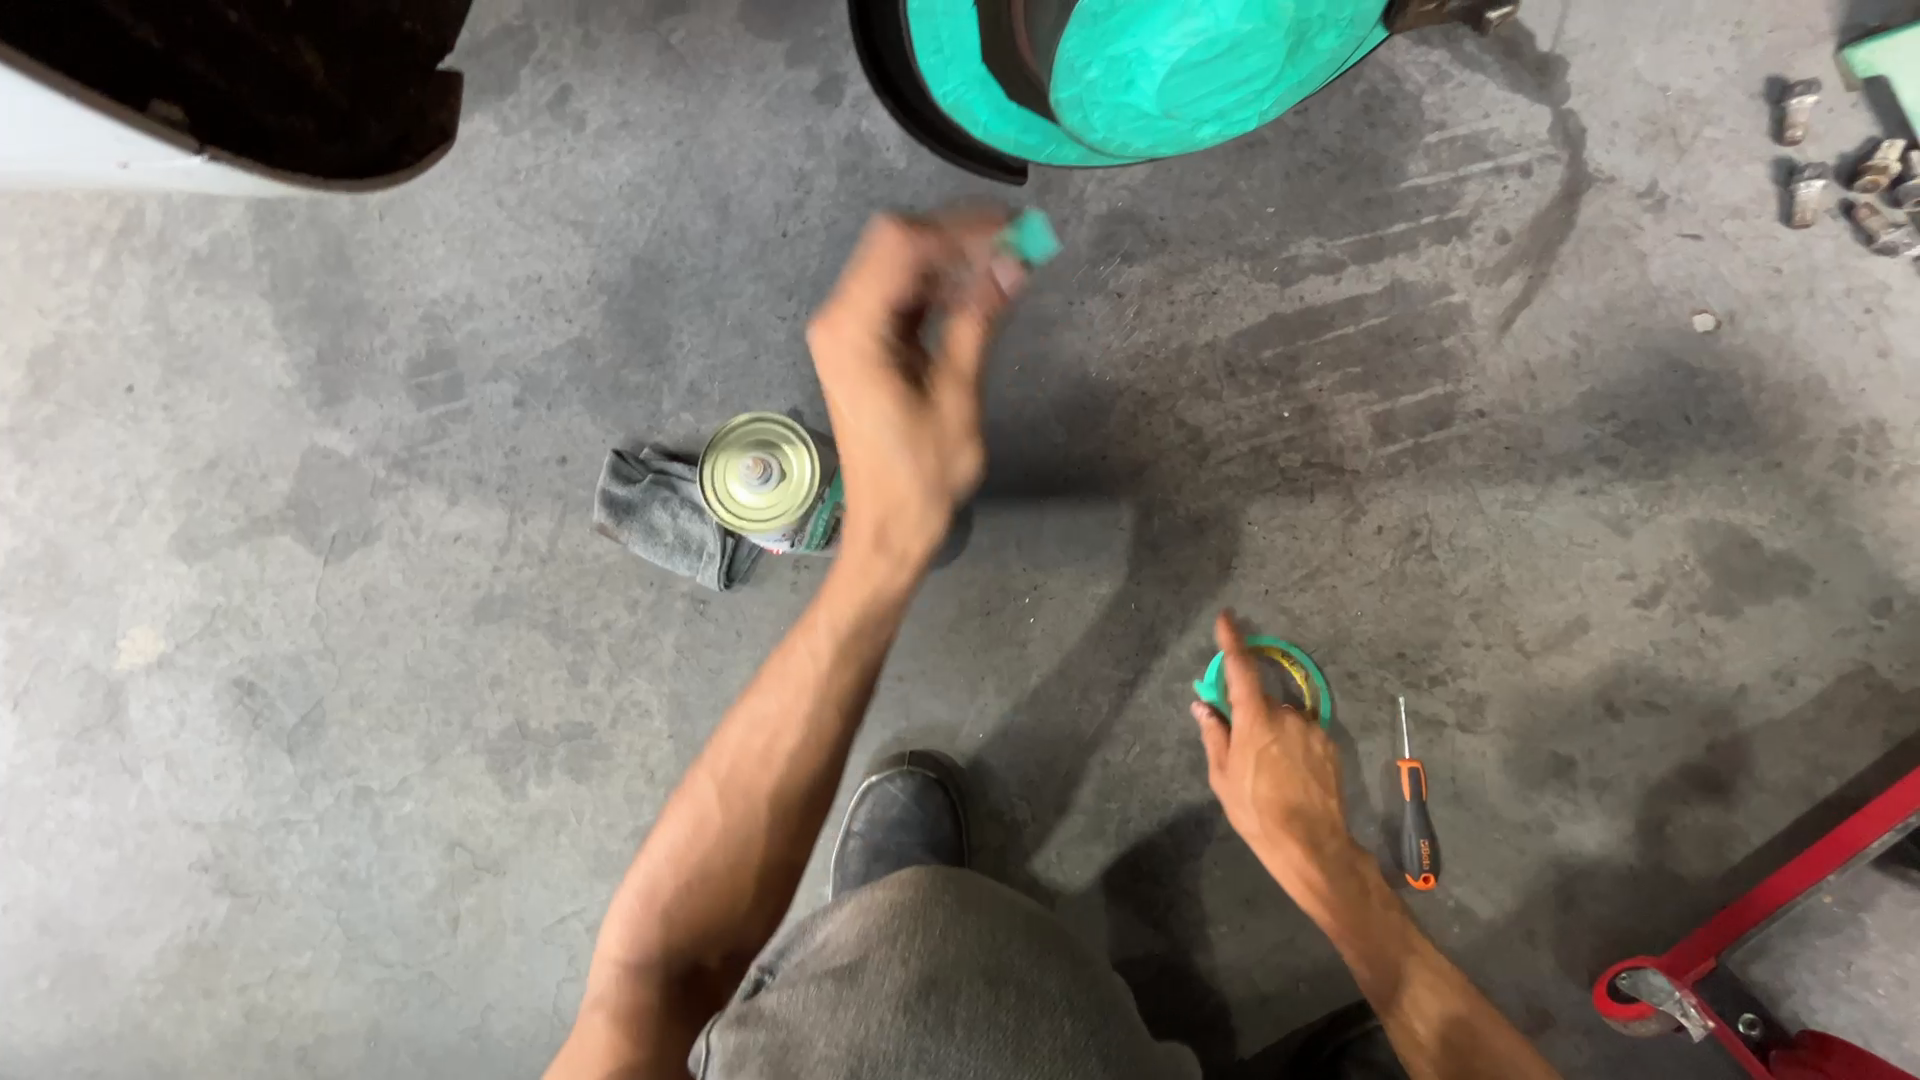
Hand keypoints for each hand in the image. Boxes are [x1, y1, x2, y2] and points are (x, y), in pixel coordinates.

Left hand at [806, 207, 1026, 566]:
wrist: (889, 527)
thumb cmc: (921, 476)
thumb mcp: (957, 396)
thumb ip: (979, 322)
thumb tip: (1014, 262)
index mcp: (853, 331)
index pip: (902, 244)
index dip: (960, 229)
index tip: (1013, 233)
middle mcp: (839, 320)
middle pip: (895, 244)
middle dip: (956, 240)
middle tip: (1014, 249)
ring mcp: (847, 332)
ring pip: (898, 266)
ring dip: (950, 263)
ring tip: (1004, 270)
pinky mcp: (862, 346)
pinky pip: (899, 298)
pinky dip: (937, 290)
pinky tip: (976, 296)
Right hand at [1192, 610, 1364, 917]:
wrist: (1312, 844)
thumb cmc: (1256, 811)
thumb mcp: (1222, 776)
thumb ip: (1214, 734)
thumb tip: (1204, 707)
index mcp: (1254, 719)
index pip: (1240, 668)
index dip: (1231, 640)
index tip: (1226, 617)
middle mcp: (1286, 715)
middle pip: (1262, 700)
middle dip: (1250, 714)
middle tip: (1243, 746)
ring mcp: (1312, 730)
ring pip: (1284, 719)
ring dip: (1273, 732)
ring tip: (1269, 771)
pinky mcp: (1330, 746)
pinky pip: (1303, 734)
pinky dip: (1292, 744)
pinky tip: (1291, 775)